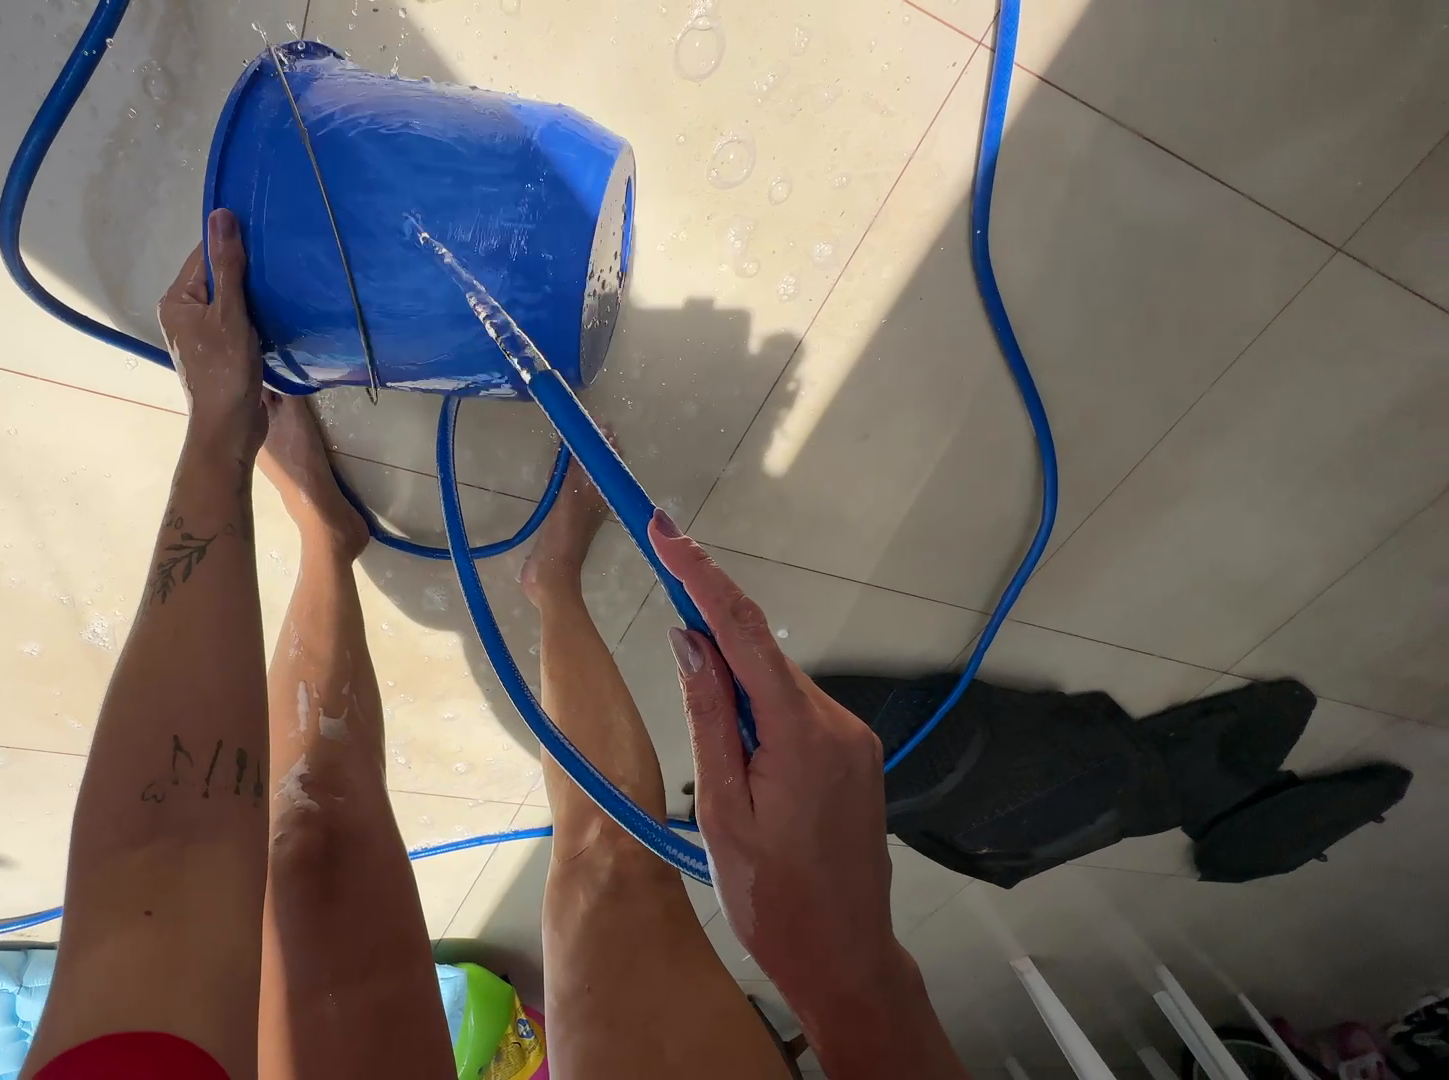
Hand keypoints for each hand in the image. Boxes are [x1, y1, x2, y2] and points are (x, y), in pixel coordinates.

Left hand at [160, 209, 266, 457]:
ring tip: (284, 287)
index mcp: (177, 301)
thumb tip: (222, 215)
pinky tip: (277, 316)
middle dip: (247, 272)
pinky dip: (256, 318)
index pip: (205, 256)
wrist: (230, 427)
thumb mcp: (230, 314)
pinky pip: (239, 323)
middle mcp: (185, 315)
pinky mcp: (222, 353)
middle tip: (282, 264)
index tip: (267, 238)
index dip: (233, 246)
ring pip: (232, 303)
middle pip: (219, 279)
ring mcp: (203, 336)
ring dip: (255, 297)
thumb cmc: (226, 371)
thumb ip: (228, 266)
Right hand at [647, 510, 900, 1006]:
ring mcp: (848, 735)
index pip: (743, 631)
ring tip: (708, 739)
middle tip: (665, 602)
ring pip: (772, 679)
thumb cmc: (771, 895)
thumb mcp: (723, 807)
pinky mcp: (849, 751)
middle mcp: (835, 721)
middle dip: (707, 625)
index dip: (700, 574)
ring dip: (729, 678)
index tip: (666, 530)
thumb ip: (708, 716)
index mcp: (800, 733)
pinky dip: (753, 702)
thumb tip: (688, 639)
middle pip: (759, 650)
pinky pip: (790, 705)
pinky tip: (736, 747)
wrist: (846, 956)